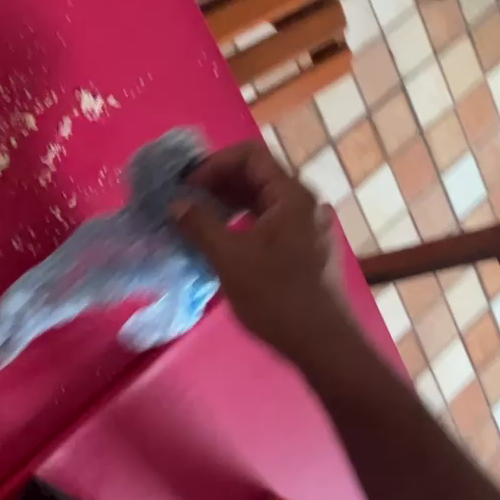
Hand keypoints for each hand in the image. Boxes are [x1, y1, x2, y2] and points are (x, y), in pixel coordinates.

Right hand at [170, 142, 360, 364]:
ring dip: (228, 204)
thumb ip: (200, 225)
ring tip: (197, 221)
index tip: (185, 187)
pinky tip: (222, 242)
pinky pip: (271, 221)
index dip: (213, 165)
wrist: (323, 343)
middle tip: (185, 202)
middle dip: (217, 184)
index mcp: (292, 195)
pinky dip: (243, 222)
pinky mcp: (306, 249)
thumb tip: (176, 204)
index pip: (250, 156)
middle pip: (258, 175)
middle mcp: (305, 203)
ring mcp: (309, 226)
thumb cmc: (276, 297)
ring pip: (263, 201)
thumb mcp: (230, 259)